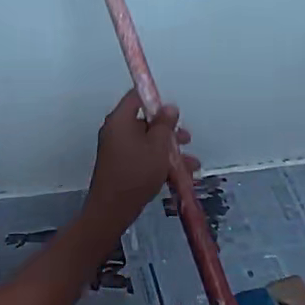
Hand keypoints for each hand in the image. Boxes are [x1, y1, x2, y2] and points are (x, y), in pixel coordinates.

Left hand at [87, 89, 198, 218]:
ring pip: (147, 142)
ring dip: (169, 150)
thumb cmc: (137, 172)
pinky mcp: (120, 165)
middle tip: (186, 138)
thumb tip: (168, 107)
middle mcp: (115, 131)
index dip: (154, 97)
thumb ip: (165, 125)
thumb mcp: (158, 146)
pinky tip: (181, 174)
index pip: (135, 97)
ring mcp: (117, 149)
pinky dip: (159, 162)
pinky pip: (142, 156)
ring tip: (191, 162)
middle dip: (168, 130)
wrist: (113, 208)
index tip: (172, 107)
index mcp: (120, 120)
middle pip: (144, 121)